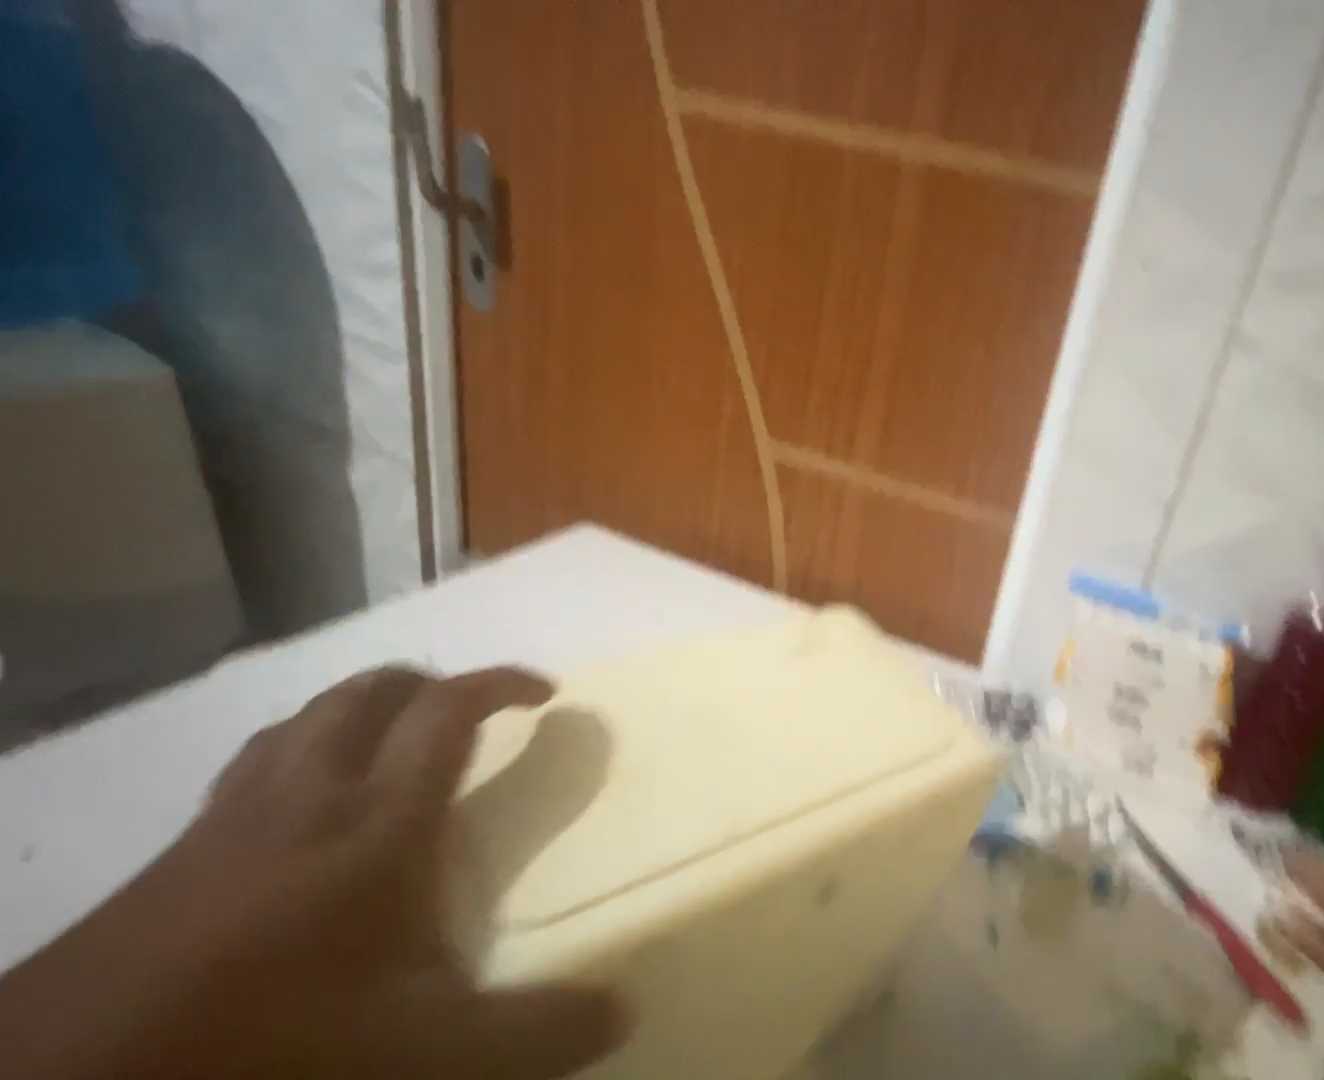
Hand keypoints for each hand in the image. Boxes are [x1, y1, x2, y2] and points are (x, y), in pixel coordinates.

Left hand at [0, 666, 628, 1079]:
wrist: (72, 1076)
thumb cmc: (272, 1040)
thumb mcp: (421, 1051)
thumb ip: (530, 1032)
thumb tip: (624, 1012)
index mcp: (378, 821)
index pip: (446, 712)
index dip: (499, 683)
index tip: (542, 692)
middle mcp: (308, 796)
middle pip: (369, 694)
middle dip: (428, 684)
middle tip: (469, 713)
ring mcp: (234, 818)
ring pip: (305, 719)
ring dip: (361, 708)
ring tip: (394, 740)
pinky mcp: (179, 852)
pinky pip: (253, 765)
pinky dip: (297, 752)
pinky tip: (300, 805)